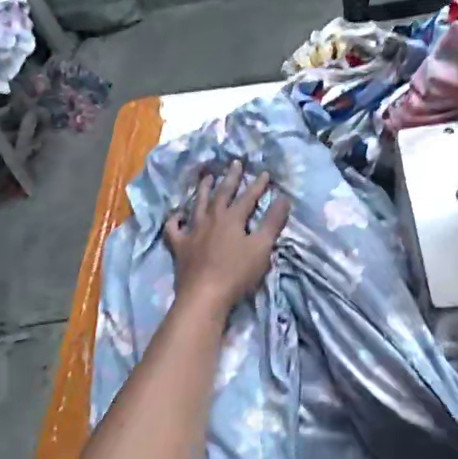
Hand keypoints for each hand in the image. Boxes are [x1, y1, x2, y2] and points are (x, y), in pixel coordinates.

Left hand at [163, 161, 290, 316]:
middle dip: (230, 178)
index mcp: (232, 219)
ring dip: (204, 190)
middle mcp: (211, 219)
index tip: (265, 173)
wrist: (204, 295)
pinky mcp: (179, 246)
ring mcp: (192, 231)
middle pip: (221, 194)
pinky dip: (175, 219)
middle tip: (235, 163)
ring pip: (198, 205)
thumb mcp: (261, 247)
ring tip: (207, 177)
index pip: (248, 197)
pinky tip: (177, 214)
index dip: (258, 185)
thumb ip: (272, 222)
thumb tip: (283, 198)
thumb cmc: (237, 273)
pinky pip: (174, 228)